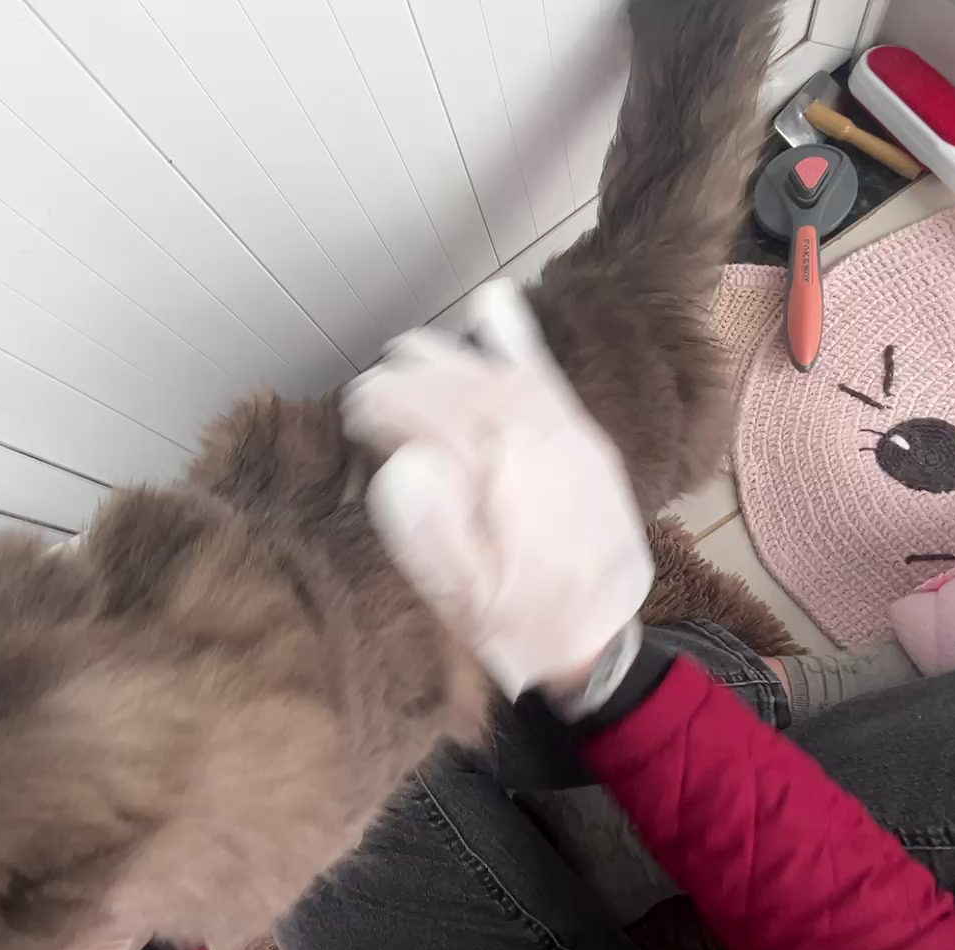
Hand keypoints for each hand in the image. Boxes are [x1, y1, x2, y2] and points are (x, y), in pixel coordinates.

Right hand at [343, 279, 651, 698]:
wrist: (598, 641)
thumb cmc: (524, 628)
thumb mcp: (469, 603)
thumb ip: (433, 536)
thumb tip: (400, 466)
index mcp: (519, 488)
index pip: (448, 423)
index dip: (397, 408)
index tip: (357, 407)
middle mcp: (552, 450)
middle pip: (474, 393)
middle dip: (414, 383)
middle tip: (369, 387)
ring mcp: (572, 440)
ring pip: (505, 379)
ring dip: (452, 361)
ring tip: (406, 352)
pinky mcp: (584, 443)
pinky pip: (549, 381)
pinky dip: (519, 342)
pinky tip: (494, 303)